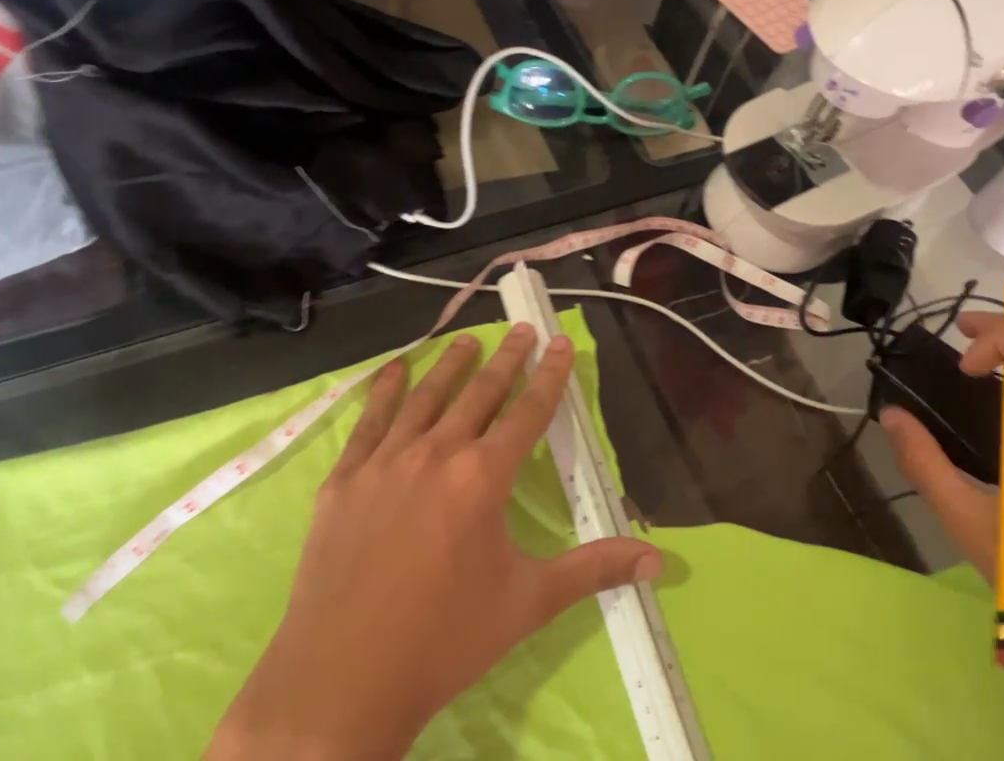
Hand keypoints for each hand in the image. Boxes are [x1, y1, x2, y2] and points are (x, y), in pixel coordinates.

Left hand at [205, 325, 662, 760]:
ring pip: (424, 398)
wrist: (346, 676)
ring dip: (449, 365)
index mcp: (483, 477)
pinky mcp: (344, 481)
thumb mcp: (529, 602)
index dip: (549, 376)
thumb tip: (659, 559)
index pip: (527, 412)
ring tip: (467, 339)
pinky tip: (393, 370)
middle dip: (506, 359)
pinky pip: (368, 421)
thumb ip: (593, 569)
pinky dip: (384, 390)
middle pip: (479, 394)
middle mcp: (435, 454)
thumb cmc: (447, 638)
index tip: (560, 342)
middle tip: (522, 328)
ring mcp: (383, 463)